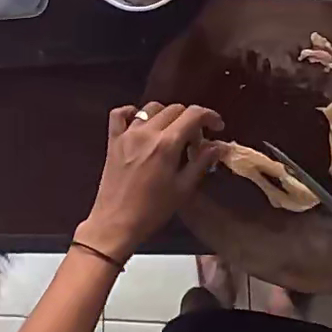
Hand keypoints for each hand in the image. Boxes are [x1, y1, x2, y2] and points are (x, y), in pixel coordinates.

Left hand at [75, 102, 222, 261]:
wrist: (117, 222)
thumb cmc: (153, 210)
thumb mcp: (183, 189)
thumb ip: (201, 162)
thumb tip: (218, 145)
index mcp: (167, 144)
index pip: (193, 114)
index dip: (209, 116)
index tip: (217, 127)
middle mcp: (147, 132)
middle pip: (174, 109)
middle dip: (190, 119)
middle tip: (195, 140)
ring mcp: (128, 134)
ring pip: (151, 108)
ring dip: (167, 115)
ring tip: (172, 134)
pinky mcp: (113, 140)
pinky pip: (119, 114)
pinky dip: (132, 112)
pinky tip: (141, 123)